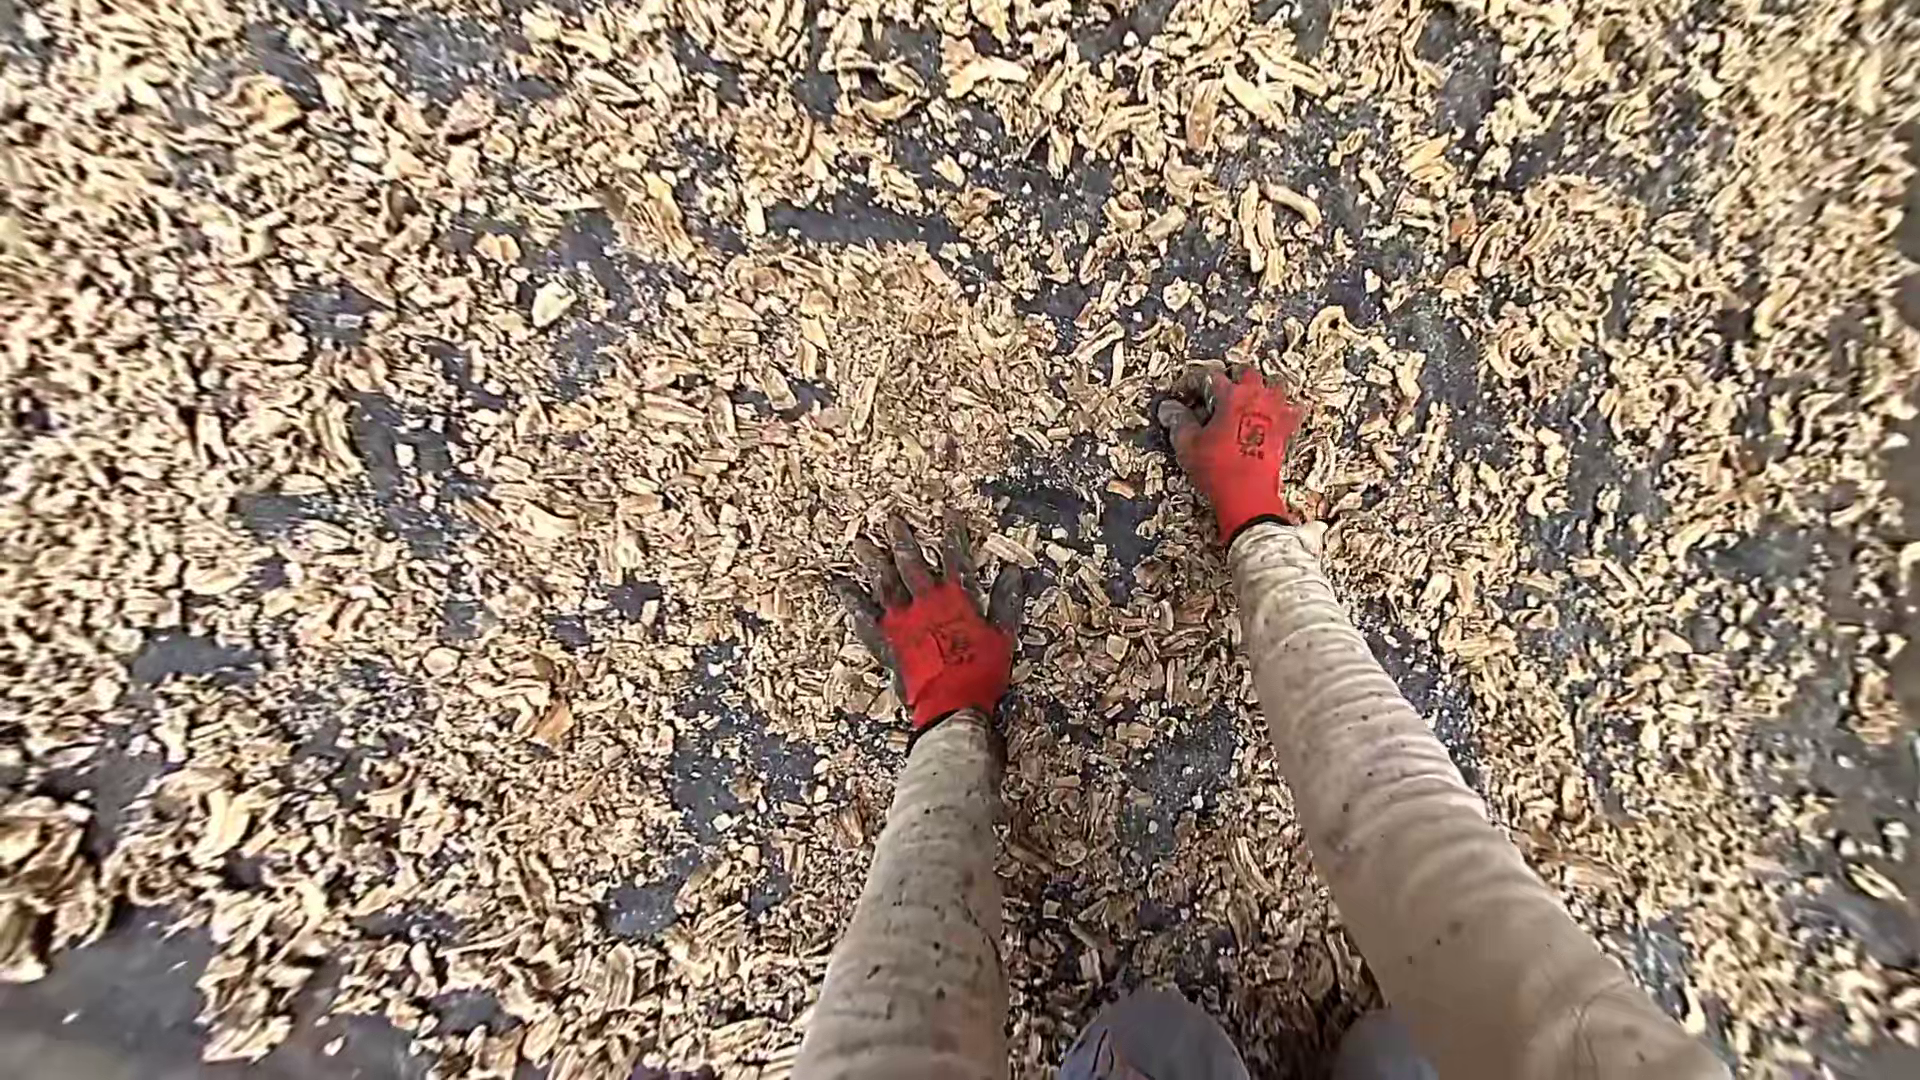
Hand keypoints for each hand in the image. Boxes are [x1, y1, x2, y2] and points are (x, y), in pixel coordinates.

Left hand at [834, 510, 1024, 731]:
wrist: (952, 704)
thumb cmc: (979, 670)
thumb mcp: (1003, 635)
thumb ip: (1007, 602)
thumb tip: (1014, 572)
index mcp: (956, 598)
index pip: (955, 557)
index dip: (953, 533)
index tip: (948, 512)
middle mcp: (926, 602)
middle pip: (911, 563)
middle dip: (902, 539)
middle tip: (890, 519)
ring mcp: (902, 620)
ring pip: (884, 582)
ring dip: (873, 560)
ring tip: (860, 542)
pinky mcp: (885, 640)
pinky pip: (864, 616)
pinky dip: (852, 600)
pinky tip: (841, 585)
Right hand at [1156, 366, 1307, 545]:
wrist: (1247, 494)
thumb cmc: (1219, 468)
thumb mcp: (1188, 444)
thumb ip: (1179, 422)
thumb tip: (1170, 409)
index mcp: (1232, 396)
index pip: (1211, 378)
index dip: (1195, 385)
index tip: (1186, 394)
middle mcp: (1258, 399)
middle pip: (1247, 374)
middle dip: (1233, 380)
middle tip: (1219, 393)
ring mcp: (1275, 414)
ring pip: (1273, 388)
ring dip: (1261, 392)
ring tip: (1247, 402)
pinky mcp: (1285, 433)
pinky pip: (1289, 413)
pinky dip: (1281, 413)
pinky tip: (1272, 419)